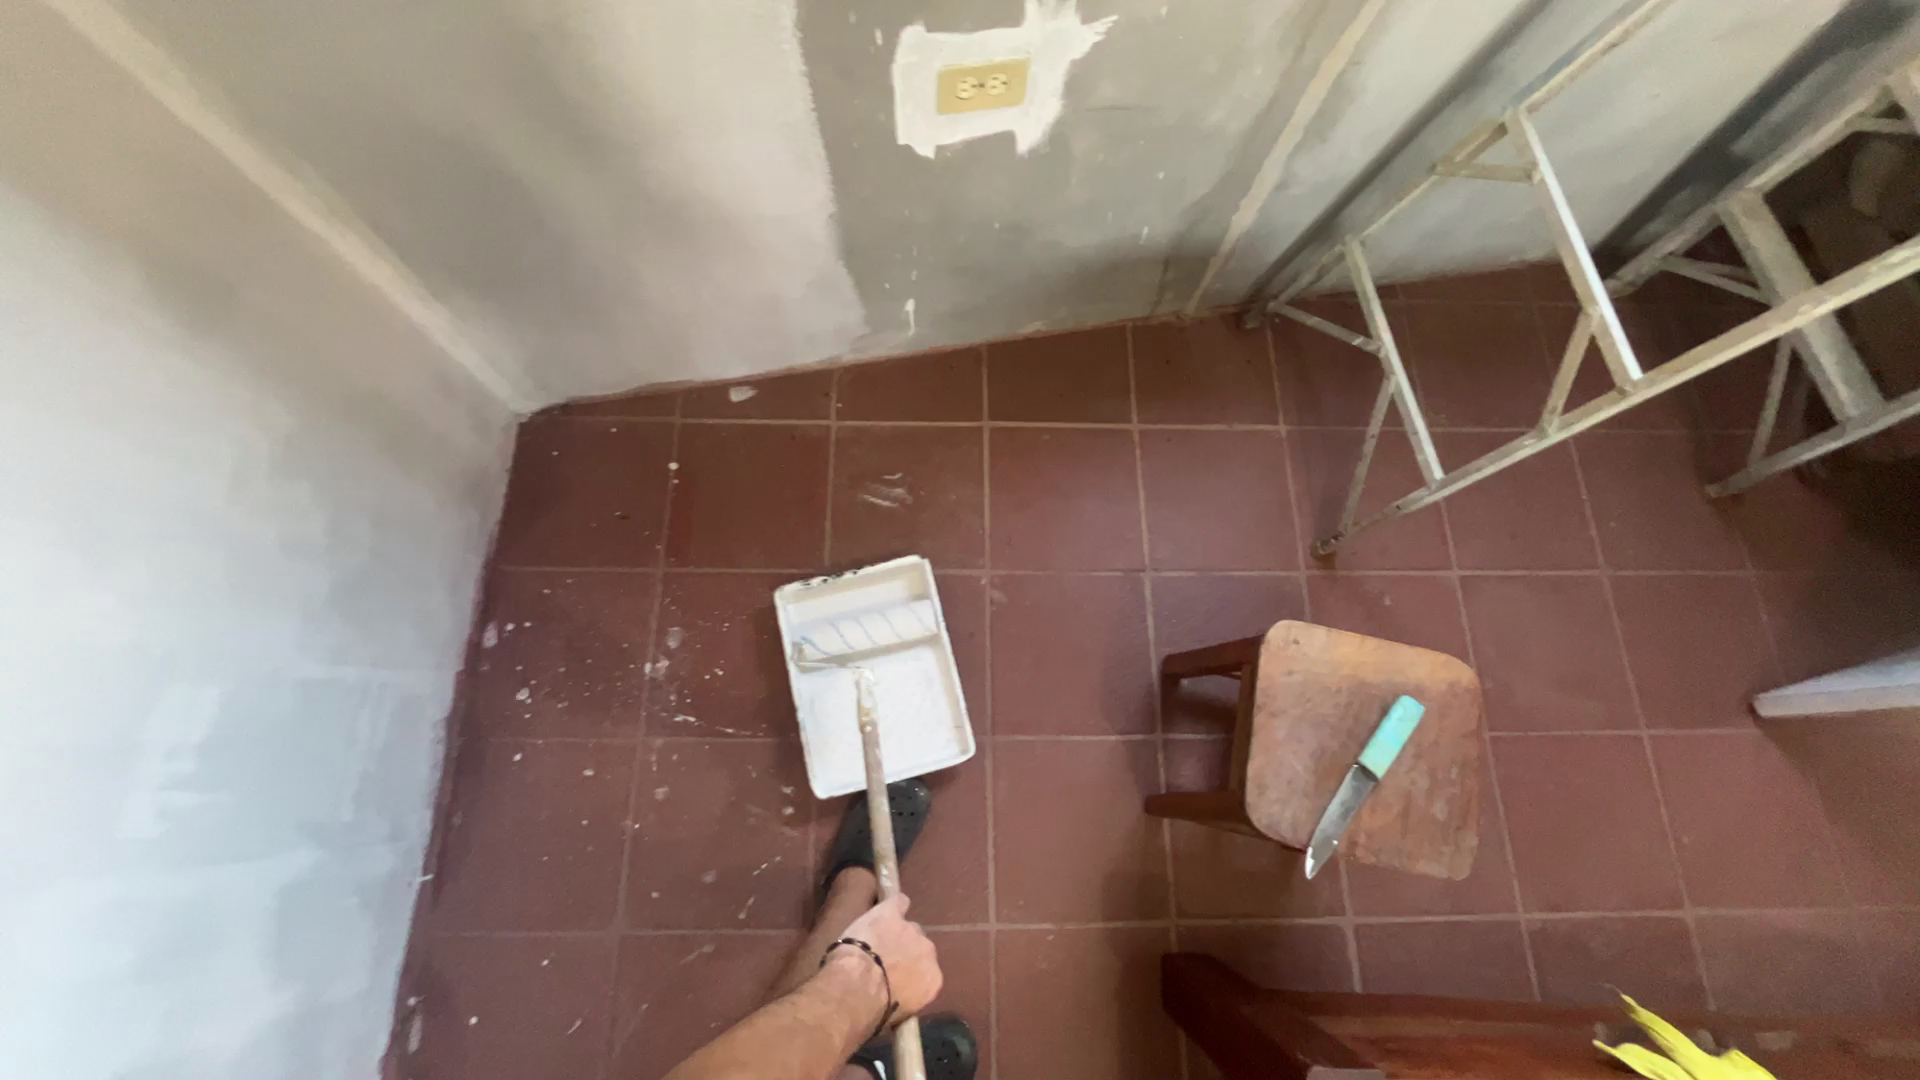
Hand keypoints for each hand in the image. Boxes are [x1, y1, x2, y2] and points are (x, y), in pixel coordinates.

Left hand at [834, 893, 941, 1021]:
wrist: (858, 987)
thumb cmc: (875, 1011)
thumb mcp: (898, 1014)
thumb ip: (905, 997)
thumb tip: (897, 996)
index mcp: (933, 980)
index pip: (926, 972)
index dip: (910, 974)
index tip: (897, 979)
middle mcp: (928, 951)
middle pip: (918, 946)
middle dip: (904, 953)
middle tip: (884, 962)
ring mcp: (911, 929)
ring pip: (906, 927)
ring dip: (894, 933)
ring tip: (876, 941)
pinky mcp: (892, 913)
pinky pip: (899, 902)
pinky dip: (894, 905)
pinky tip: (887, 908)